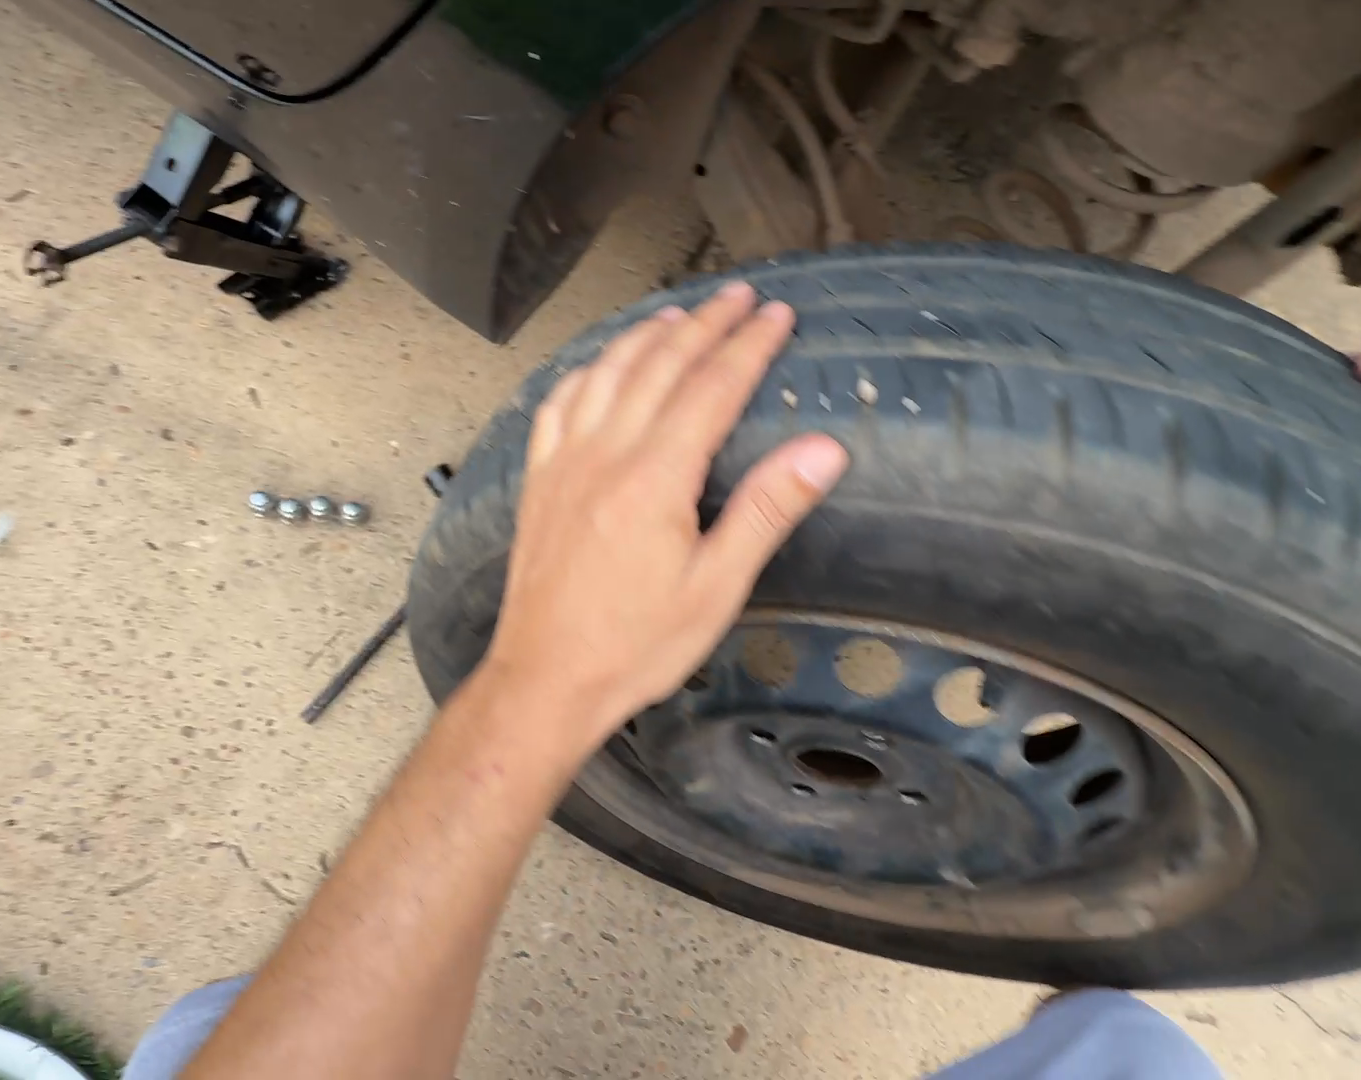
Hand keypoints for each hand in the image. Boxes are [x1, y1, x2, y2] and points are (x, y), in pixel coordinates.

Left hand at [477, 282, 848, 756]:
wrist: (547, 677)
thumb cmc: (634, 645)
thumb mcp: (716, 588)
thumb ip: (766, 510)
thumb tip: (821, 451)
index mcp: (655, 478)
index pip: (712, 388)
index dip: (749, 346)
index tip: (775, 316)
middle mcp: (604, 456)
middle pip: (660, 367)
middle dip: (705, 325)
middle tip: (737, 297)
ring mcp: (564, 464)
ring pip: (606, 374)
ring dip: (646, 336)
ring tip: (679, 315)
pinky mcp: (539, 481)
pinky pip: (558, 404)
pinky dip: (586, 371)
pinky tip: (599, 366)